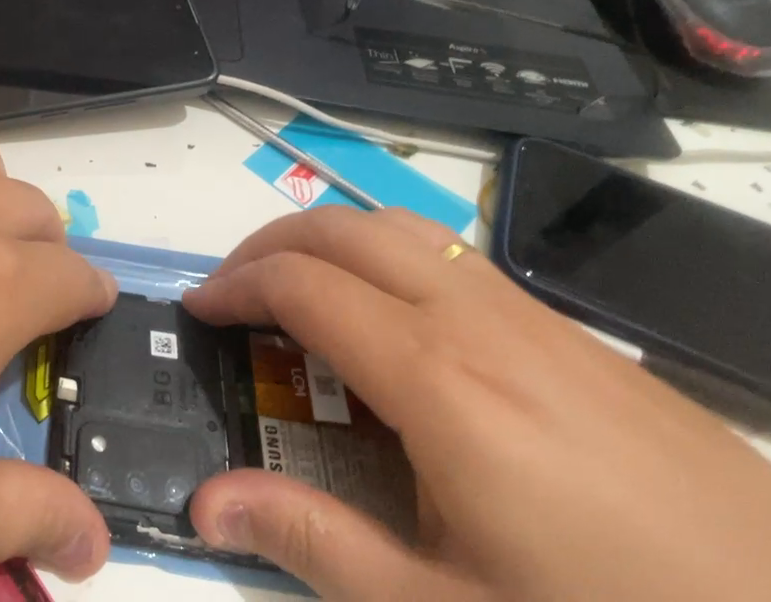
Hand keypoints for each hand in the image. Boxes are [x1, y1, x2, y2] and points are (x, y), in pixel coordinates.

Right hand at [181, 207, 770, 601]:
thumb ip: (314, 543)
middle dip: (270, 242)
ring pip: (402, 227)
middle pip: (346, 229)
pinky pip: (454, 256)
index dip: (236, 287)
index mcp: (437, 379)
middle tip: (230, 290)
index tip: (196, 312)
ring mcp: (534, 317)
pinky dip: (388, 257)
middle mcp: (478, 320)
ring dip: (329, 239)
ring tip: (297, 293)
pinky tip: (394, 327)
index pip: (304, 287)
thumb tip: (205, 502)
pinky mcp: (575, 333)